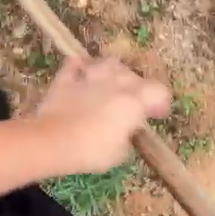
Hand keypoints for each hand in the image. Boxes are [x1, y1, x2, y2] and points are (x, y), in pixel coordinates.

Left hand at [33, 57, 172, 173]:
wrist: (53, 140)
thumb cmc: (91, 150)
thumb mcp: (120, 152)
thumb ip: (127, 134)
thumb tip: (125, 128)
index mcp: (133, 101)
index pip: (159, 90)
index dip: (161, 102)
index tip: (156, 115)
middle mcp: (114, 83)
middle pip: (134, 76)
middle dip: (138, 89)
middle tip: (133, 105)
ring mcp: (88, 77)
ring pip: (108, 63)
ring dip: (114, 73)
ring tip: (111, 87)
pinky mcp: (65, 78)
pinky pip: (75, 65)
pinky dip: (81, 68)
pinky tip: (82, 76)